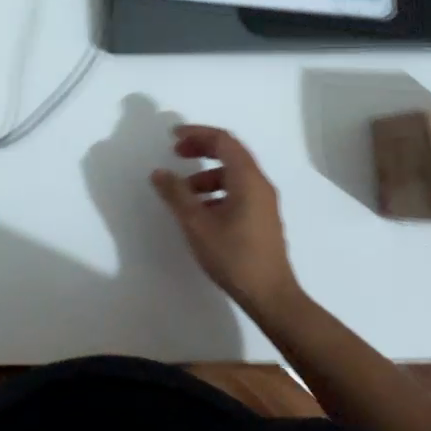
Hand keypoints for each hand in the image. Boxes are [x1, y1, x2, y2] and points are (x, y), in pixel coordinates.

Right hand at [151, 125, 300, 312]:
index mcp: (248, 179)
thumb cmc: (234, 256)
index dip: (197, 133)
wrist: (271, 296)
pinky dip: (216, 189)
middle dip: (201, 149)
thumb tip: (159, 172)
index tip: (172, 137)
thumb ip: (176, 195)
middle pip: (230, 153)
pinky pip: (238, 190)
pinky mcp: (262, 218)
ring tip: (184, 191)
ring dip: (206, 173)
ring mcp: (264, 202)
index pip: (224, 141)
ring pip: (233, 174)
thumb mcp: (197, 224)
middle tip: (176, 154)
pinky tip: (201, 210)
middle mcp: (260, 184)